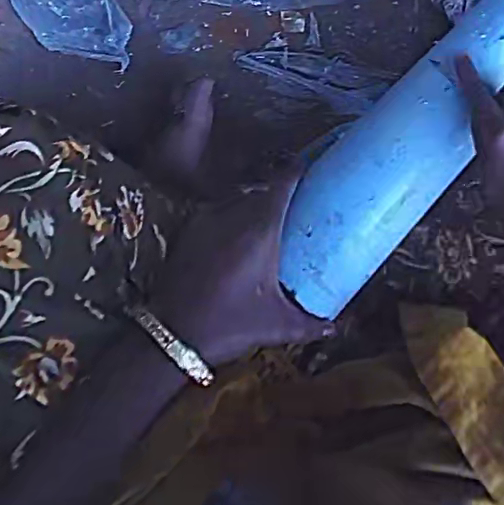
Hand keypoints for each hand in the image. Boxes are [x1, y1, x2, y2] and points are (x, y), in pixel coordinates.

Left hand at [151, 166, 329, 366]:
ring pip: (237, 197)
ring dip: (253, 202)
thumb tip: (334, 327)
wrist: (169, 338)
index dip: (296, 169)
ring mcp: (208, 220)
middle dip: (278, 189)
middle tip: (294, 200)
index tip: (308, 166)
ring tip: (266, 216)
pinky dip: (230, 214)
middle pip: (261, 187)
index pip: (282, 182)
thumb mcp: (275, 326)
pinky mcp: (189, 230)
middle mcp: (234, 215)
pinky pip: (217, 210)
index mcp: (260, 228)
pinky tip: (235, 234)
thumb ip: (310, 324)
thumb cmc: (227, 325)